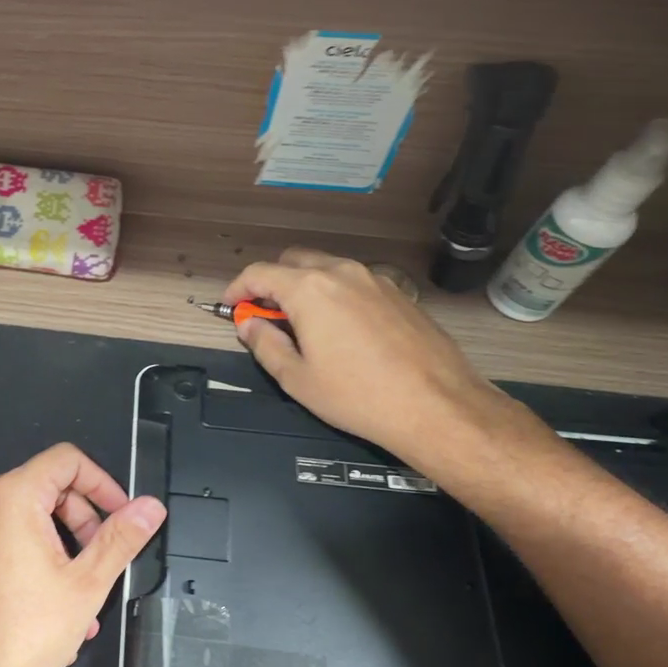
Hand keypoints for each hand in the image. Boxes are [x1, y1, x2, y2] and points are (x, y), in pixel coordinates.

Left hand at [0, 443, 166, 666]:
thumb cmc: (23, 633)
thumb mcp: (85, 585)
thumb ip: (120, 539)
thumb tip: (150, 507)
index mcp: (12, 495)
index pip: (67, 459)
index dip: (103, 483)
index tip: (122, 516)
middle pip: (48, 488)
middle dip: (84, 523)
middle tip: (102, 566)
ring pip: (28, 519)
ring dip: (64, 550)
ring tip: (83, 603)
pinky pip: (5, 540)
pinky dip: (34, 559)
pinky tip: (51, 608)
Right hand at [225, 249, 536, 463]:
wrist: (436, 405)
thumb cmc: (359, 396)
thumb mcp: (297, 378)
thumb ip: (265, 345)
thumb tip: (249, 326)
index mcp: (309, 289)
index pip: (259, 273)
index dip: (237, 289)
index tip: (231, 308)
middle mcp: (341, 273)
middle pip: (292, 261)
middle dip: (271, 283)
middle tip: (265, 316)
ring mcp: (374, 280)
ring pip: (326, 268)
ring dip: (304, 286)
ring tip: (302, 325)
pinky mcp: (398, 293)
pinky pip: (354, 282)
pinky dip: (335, 294)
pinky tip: (340, 330)